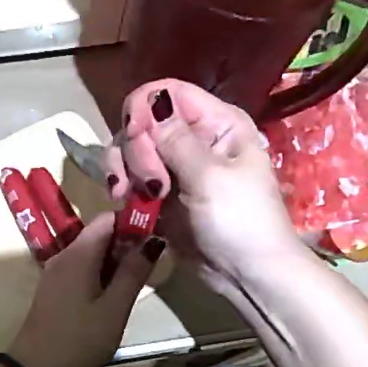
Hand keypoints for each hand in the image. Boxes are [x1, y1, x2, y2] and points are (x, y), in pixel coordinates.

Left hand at [4, 211, 163, 366]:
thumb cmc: (80, 339)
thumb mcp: (115, 307)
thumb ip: (134, 271)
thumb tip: (154, 238)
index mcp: (78, 253)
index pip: (107, 218)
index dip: (133, 222)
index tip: (155, 240)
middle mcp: (63, 255)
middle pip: (99, 234)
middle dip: (126, 243)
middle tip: (149, 267)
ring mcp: (55, 272)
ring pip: (91, 253)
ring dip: (114, 261)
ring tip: (135, 284)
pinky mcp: (53, 289)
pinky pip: (80, 269)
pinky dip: (99, 274)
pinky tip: (112, 296)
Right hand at [107, 79, 303, 288]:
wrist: (246, 274)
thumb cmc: (240, 221)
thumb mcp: (211, 177)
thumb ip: (176, 141)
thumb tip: (150, 101)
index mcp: (216, 123)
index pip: (166, 92)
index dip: (144, 110)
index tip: (137, 139)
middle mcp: (191, 138)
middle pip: (141, 123)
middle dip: (134, 151)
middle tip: (150, 185)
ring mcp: (172, 168)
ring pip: (129, 152)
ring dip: (122, 172)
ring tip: (127, 197)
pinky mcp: (158, 195)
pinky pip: (129, 180)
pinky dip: (121, 190)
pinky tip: (123, 205)